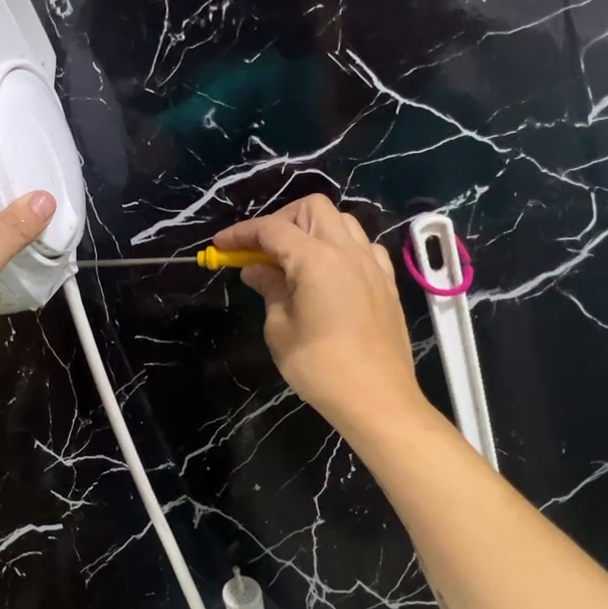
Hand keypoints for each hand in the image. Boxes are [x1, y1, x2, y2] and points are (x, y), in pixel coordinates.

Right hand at [214, 195, 421, 432]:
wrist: (378, 400)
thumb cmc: (321, 367)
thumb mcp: (280, 329)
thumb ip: (270, 289)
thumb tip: (256, 270)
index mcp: (316, 259)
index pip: (272, 229)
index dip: (241, 233)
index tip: (220, 245)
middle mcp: (347, 251)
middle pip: (311, 208)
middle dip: (281, 220)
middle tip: (262, 250)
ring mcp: (372, 264)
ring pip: (341, 221)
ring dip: (313, 229)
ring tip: (294, 258)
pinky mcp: (386, 283)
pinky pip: (364, 246)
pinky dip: (341, 247)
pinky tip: (329, 272)